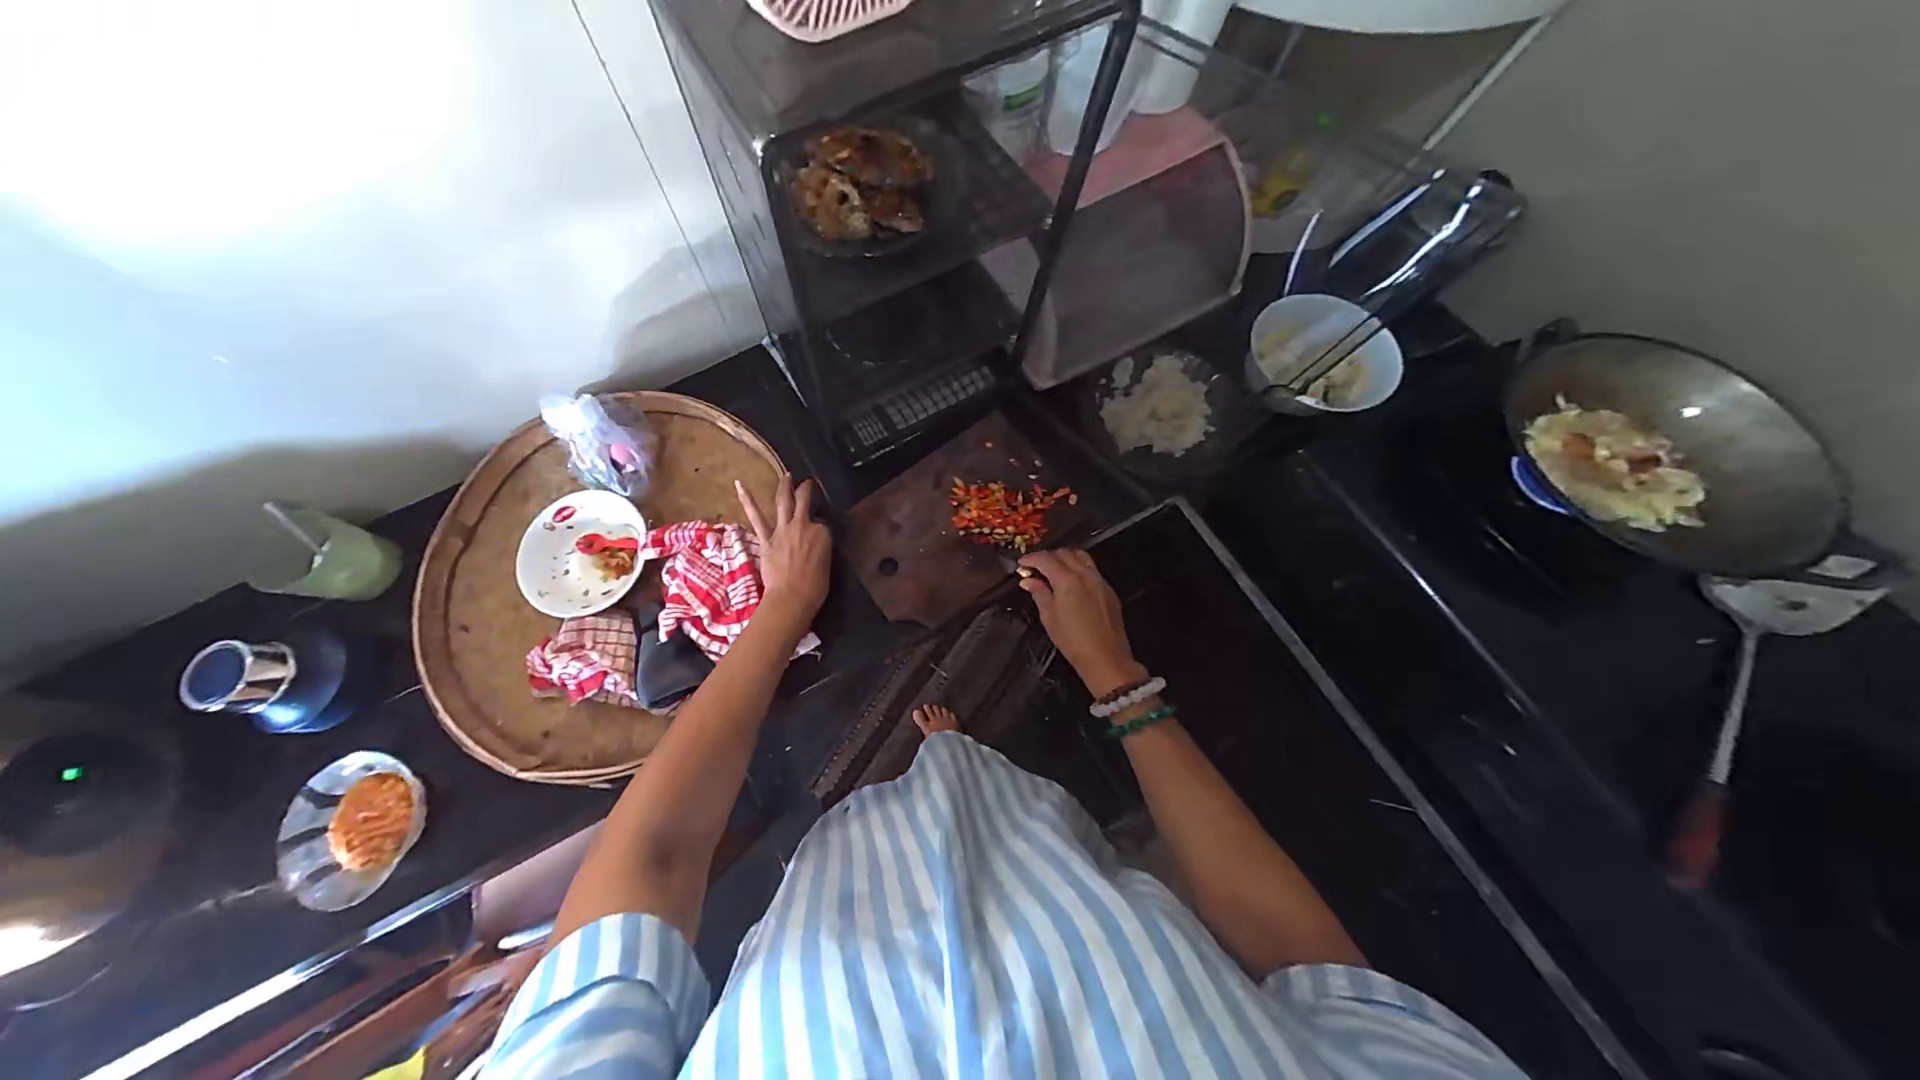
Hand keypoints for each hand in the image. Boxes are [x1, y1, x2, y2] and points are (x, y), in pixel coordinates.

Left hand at [738, 476, 830, 622]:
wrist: (792, 597)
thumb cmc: (815, 587)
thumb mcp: (827, 564)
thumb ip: (821, 548)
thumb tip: (815, 544)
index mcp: (822, 533)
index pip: (822, 522)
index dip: (820, 526)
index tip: (819, 533)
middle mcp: (803, 525)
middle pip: (805, 501)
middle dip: (806, 489)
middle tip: (808, 483)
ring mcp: (783, 530)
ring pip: (783, 501)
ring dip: (784, 486)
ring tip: (786, 475)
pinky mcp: (766, 538)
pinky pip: (755, 517)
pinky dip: (747, 500)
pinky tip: (739, 485)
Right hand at [1018, 549, 1146, 697]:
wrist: (1105, 656)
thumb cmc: (1072, 640)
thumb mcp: (1049, 617)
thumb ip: (1039, 594)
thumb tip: (1028, 580)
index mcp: (1067, 580)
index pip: (1046, 559)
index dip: (1032, 558)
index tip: (1021, 563)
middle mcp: (1085, 574)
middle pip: (1065, 553)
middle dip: (1048, 557)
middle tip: (1036, 568)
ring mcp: (1100, 580)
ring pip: (1081, 557)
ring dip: (1065, 558)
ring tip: (1054, 570)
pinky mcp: (1108, 590)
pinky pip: (1091, 569)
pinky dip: (1078, 568)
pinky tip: (1072, 581)